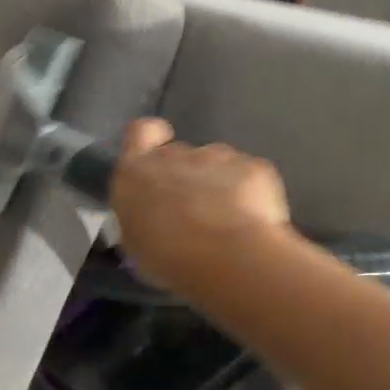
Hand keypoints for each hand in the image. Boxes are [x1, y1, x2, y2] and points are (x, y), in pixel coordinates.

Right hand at [109, 118, 293, 293]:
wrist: (226, 257)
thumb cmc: (165, 256)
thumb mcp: (134, 241)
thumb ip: (140, 215)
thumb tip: (149, 217)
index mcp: (135, 172)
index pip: (140, 131)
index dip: (149, 138)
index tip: (155, 154)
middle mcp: (173, 155)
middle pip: (178, 153)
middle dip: (184, 173)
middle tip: (191, 208)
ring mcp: (217, 157)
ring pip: (216, 163)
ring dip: (217, 183)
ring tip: (225, 218)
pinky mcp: (255, 167)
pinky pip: (248, 174)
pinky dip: (249, 192)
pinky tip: (250, 219)